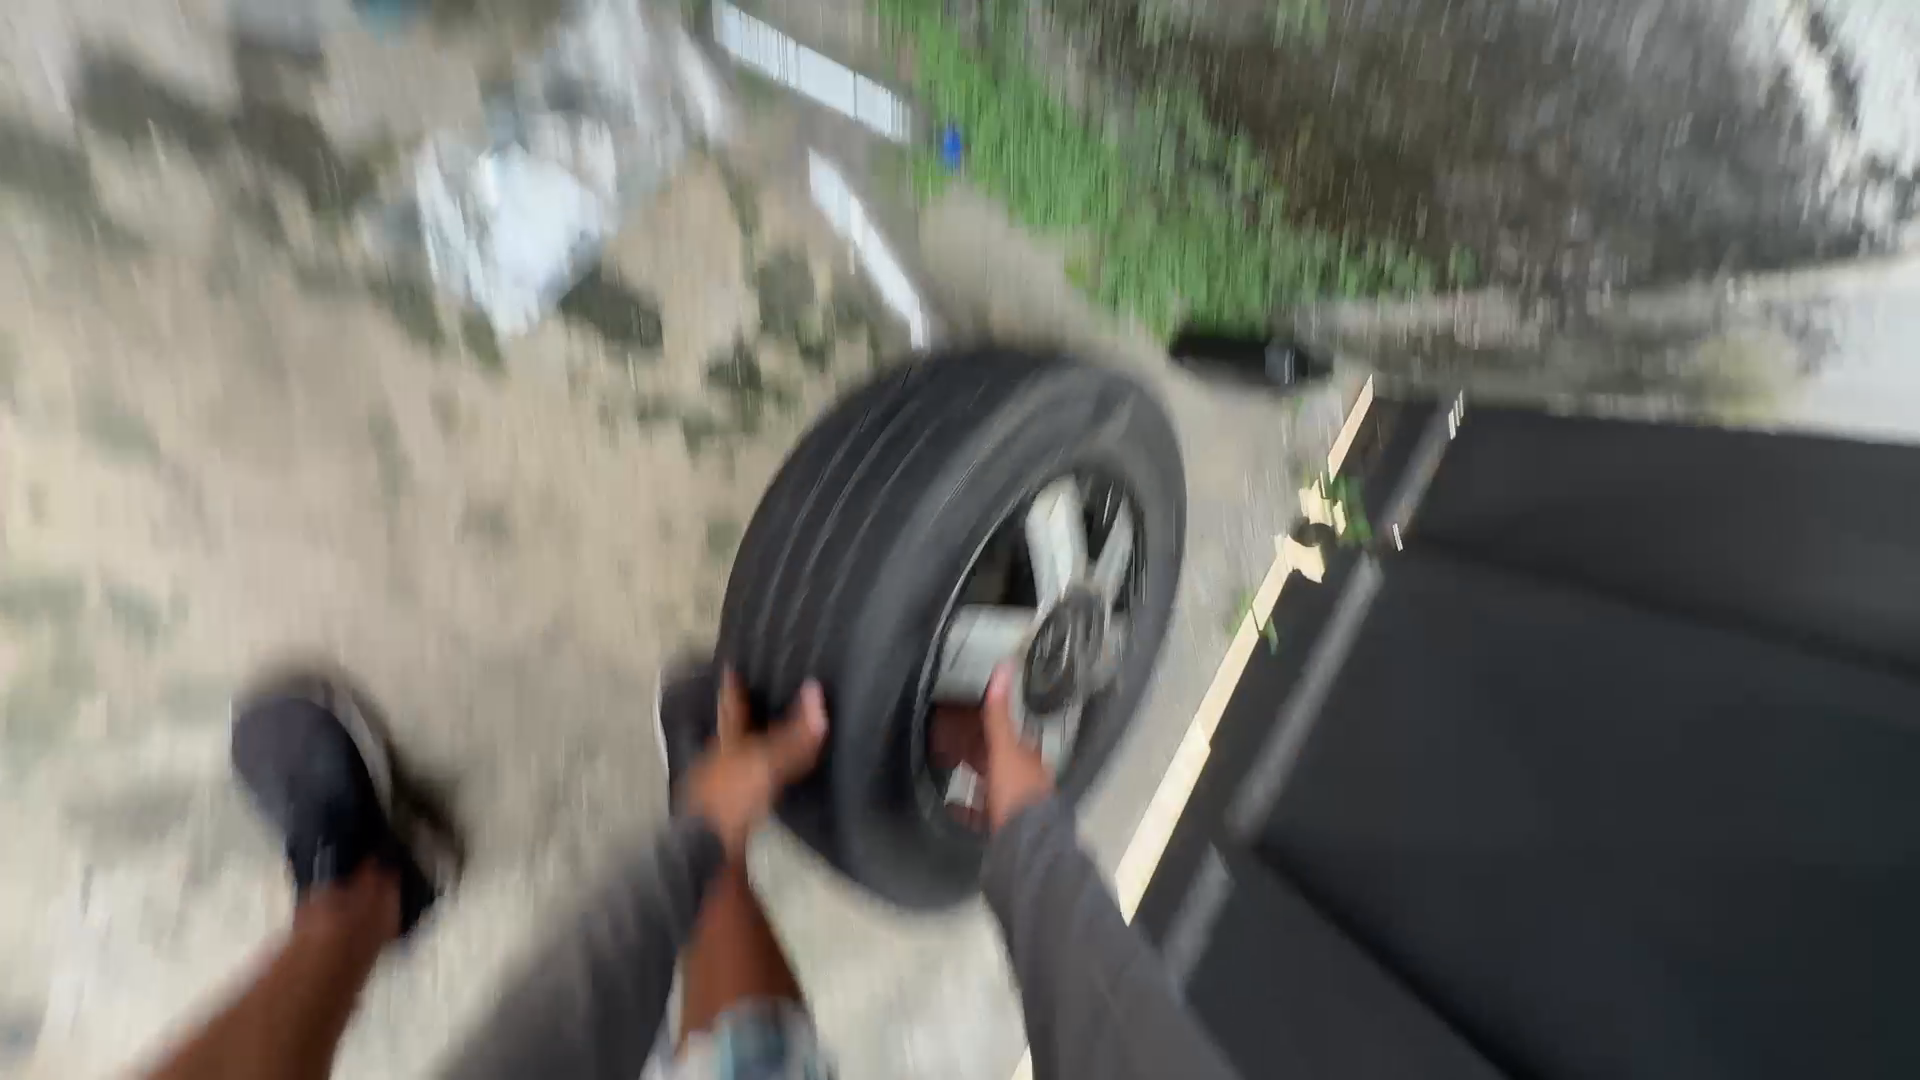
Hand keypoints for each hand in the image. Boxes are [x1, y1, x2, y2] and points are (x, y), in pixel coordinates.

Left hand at [683, 669, 827, 858]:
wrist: (702, 855)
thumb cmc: (730, 799)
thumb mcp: (767, 762)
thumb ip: (795, 734)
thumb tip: (816, 690)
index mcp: (726, 742)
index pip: (731, 707)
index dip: (733, 687)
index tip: (731, 666)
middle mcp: (719, 761)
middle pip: (730, 732)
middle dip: (740, 715)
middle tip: (751, 695)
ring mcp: (720, 790)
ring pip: (736, 759)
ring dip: (749, 747)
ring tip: (766, 736)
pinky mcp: (728, 816)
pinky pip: (747, 787)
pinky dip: (758, 779)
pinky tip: (768, 785)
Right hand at [932, 663, 1053, 831]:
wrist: (1025, 844)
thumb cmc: (1016, 791)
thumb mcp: (1004, 748)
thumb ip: (999, 713)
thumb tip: (1004, 667)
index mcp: (1028, 757)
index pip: (1010, 734)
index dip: (992, 725)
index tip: (969, 717)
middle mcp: (1026, 777)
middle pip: (1000, 758)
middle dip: (981, 749)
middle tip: (955, 740)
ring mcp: (1016, 803)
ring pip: (993, 784)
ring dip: (976, 777)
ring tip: (952, 768)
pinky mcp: (1003, 825)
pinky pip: (982, 813)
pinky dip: (967, 808)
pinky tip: (951, 806)